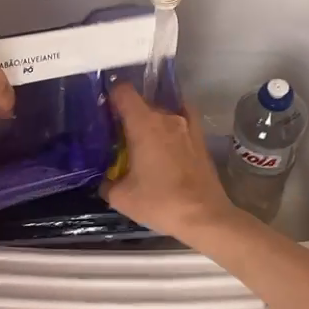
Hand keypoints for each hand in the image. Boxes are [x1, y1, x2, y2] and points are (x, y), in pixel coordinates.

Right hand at [101, 83, 236, 239]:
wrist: (203, 216)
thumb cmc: (159, 202)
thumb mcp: (121, 197)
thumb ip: (107, 182)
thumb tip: (107, 180)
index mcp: (143, 124)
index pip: (123, 92)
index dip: (111, 96)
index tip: (105, 111)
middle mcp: (167, 117)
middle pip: (142, 104)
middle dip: (129, 116)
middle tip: (119, 138)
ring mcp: (188, 126)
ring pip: (162, 114)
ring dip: (150, 123)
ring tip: (142, 144)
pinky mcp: (201, 139)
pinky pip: (182, 122)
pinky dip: (171, 127)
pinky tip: (166, 142)